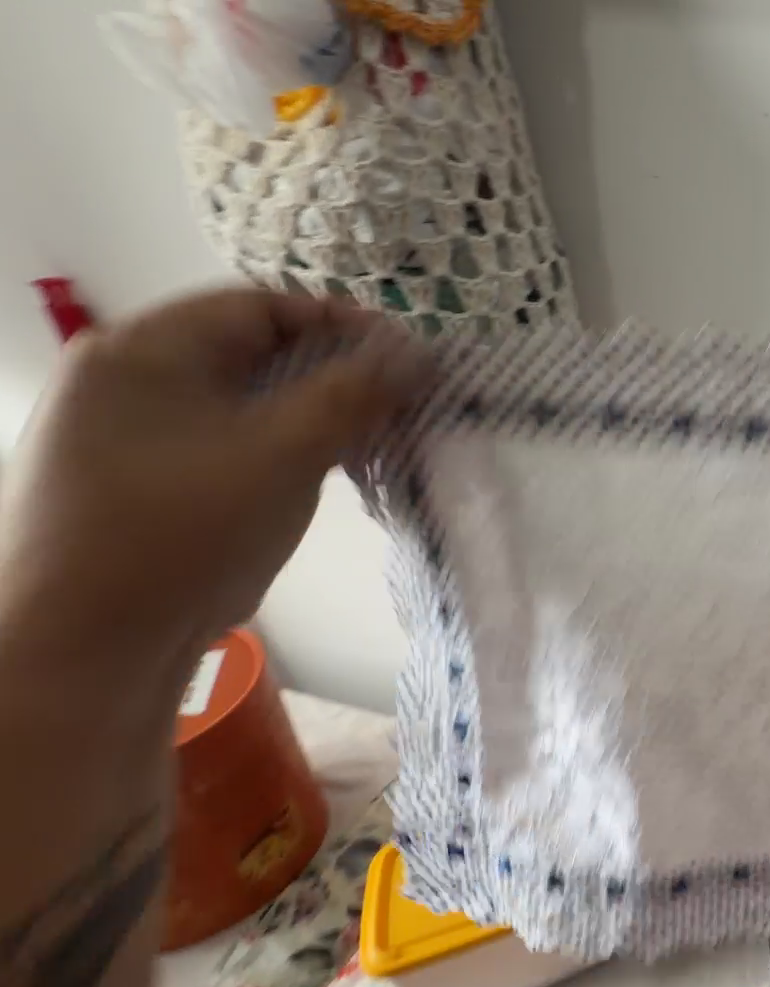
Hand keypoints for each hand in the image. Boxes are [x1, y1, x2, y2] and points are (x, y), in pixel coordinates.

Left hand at [0, 288, 429, 668]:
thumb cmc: (185, 529)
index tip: (411, 355)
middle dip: (340, 367)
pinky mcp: (166, 475)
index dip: (342, 322)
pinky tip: (342, 462)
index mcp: (143, 352)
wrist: (92, 640)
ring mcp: (146, 429)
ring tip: (387, 430)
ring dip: (325, 407)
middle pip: (257, 349)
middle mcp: (135, 378)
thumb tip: (417, 351)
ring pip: (256, 396)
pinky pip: (245, 435)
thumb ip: (354, 393)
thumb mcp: (284, 452)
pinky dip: (298, 439)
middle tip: (410, 395)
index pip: (259, 306)